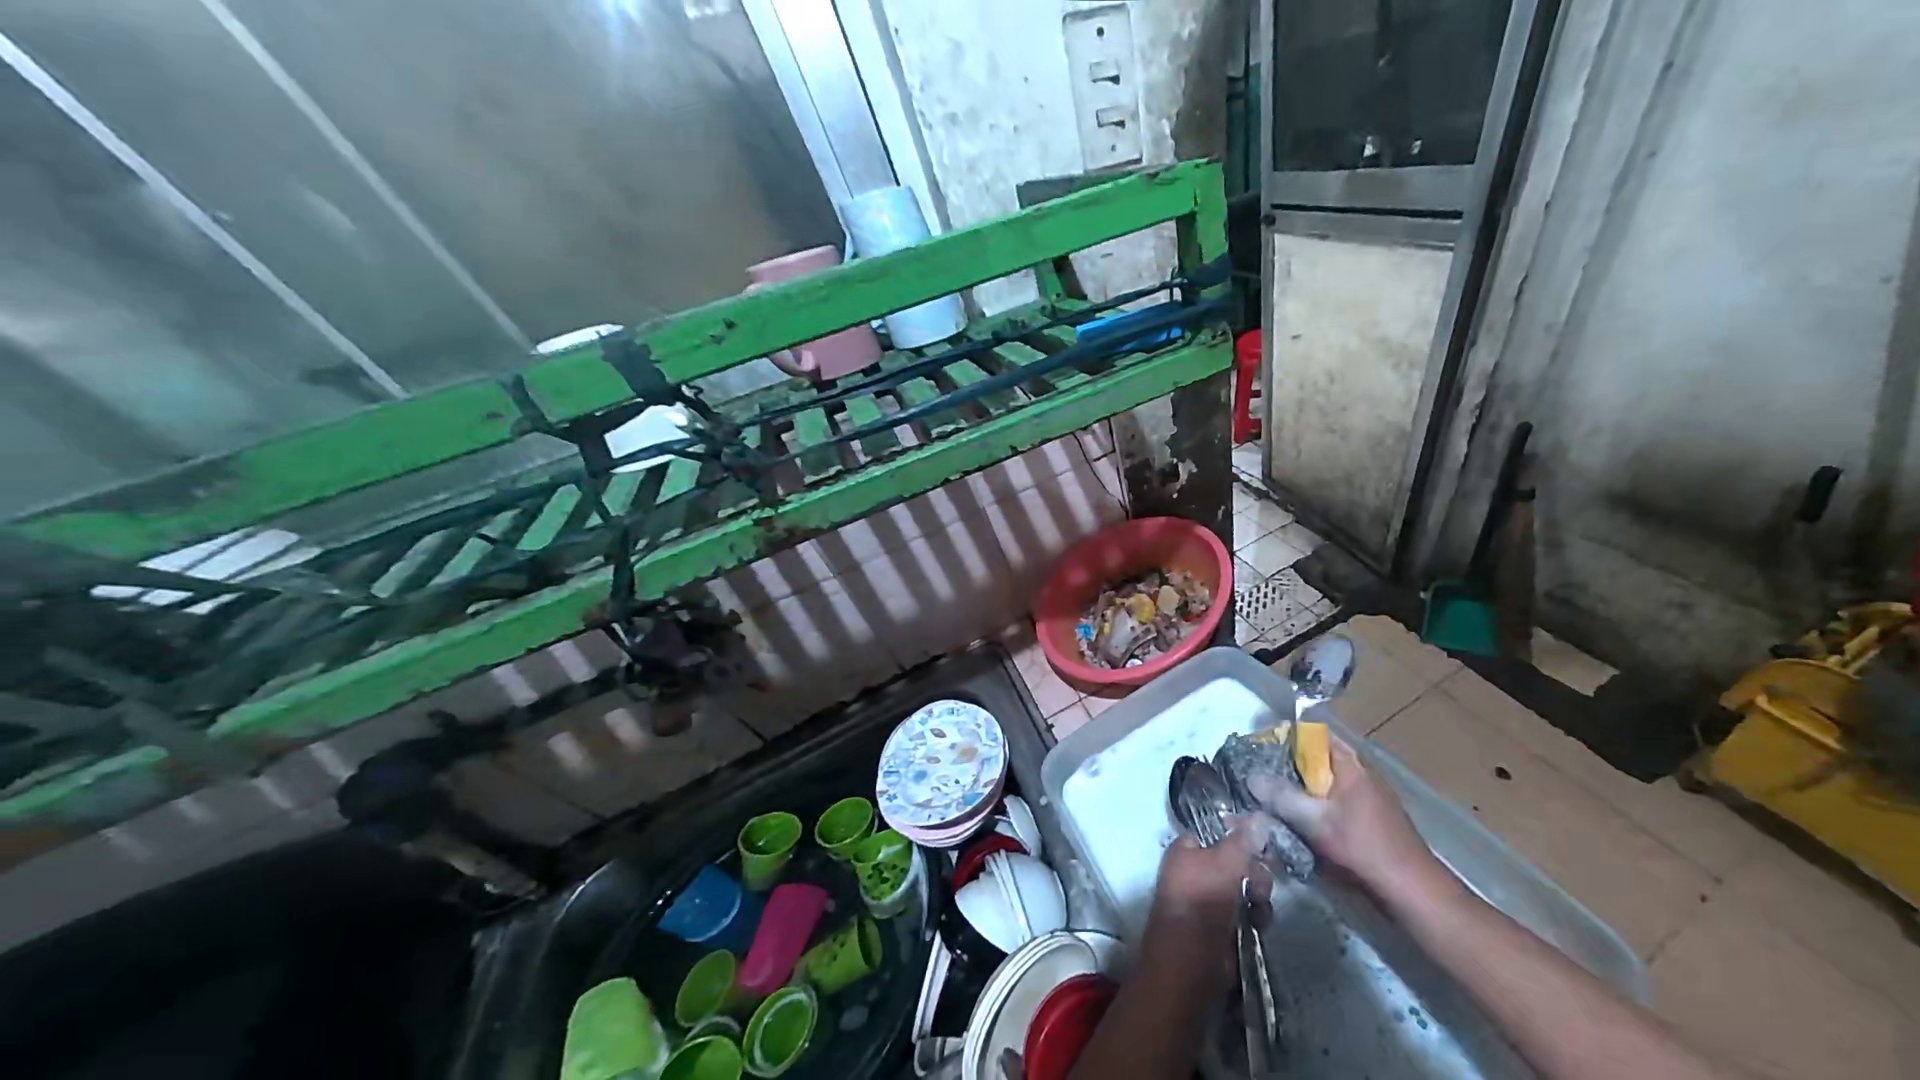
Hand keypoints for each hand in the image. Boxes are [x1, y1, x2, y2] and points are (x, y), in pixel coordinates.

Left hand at [1142, 817, 1272, 986]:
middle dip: (1253, 872)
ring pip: (1247, 886)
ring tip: (1256, 910)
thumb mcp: (1222, 865)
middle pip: (1238, 859)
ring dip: (1258, 897)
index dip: (1241, 835)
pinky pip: (1248, 911)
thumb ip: (1242, 842)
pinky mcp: (1224, 924)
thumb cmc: (1199, 904)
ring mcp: (1210, 899)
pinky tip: (1257, 927)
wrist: (1190, 964)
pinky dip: (1256, 917)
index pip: (1218, 831)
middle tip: (1255, 886)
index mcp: (1186, 850)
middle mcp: (1197, 870)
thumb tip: (1258, 816)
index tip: (1263, 842)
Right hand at [1250, 738, 1455, 907]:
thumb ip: (1281, 796)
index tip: (1258, 750)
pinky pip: (1334, 799)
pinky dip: (1316, 804)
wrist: (1412, 889)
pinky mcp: (1371, 815)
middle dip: (1287, 766)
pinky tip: (1302, 822)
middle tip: (1260, 778)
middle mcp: (1361, 771)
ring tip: (1274, 800)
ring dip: (1301, 788)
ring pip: (1324, 781)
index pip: (1311, 733)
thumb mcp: (1314, 821)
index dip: (1283, 737)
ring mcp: (1369, 793)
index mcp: (1349, 763)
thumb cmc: (1362, 847)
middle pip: (1315, 758)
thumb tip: (1251, 776)